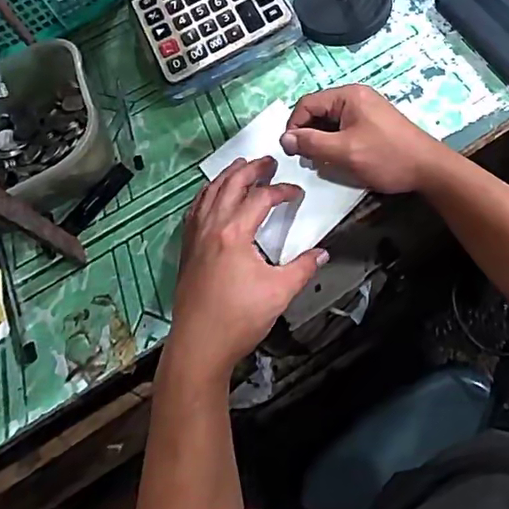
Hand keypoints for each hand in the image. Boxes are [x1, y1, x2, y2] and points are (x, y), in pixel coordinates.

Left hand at [168, 157, 328, 383]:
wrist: (199, 346)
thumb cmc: (239, 318)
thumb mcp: (280, 292)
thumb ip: (302, 268)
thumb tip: (322, 254)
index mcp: (234, 233)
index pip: (261, 199)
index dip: (282, 192)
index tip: (296, 194)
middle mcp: (211, 227)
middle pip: (230, 185)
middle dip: (251, 170)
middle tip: (267, 162)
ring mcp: (195, 237)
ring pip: (209, 193)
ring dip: (226, 176)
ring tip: (240, 167)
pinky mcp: (187, 249)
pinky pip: (195, 210)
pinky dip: (206, 195)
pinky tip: (211, 196)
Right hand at [280, 85, 458, 194]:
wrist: (428, 168)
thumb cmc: (386, 157)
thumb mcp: (344, 151)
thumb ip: (311, 143)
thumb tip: (284, 139)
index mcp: (348, 95)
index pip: (307, 103)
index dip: (294, 126)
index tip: (292, 151)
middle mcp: (356, 96)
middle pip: (318, 111)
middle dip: (308, 135)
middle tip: (309, 159)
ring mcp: (366, 109)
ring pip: (330, 122)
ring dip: (322, 141)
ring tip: (324, 161)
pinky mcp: (373, 123)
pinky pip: (344, 128)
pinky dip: (336, 143)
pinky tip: (340, 159)